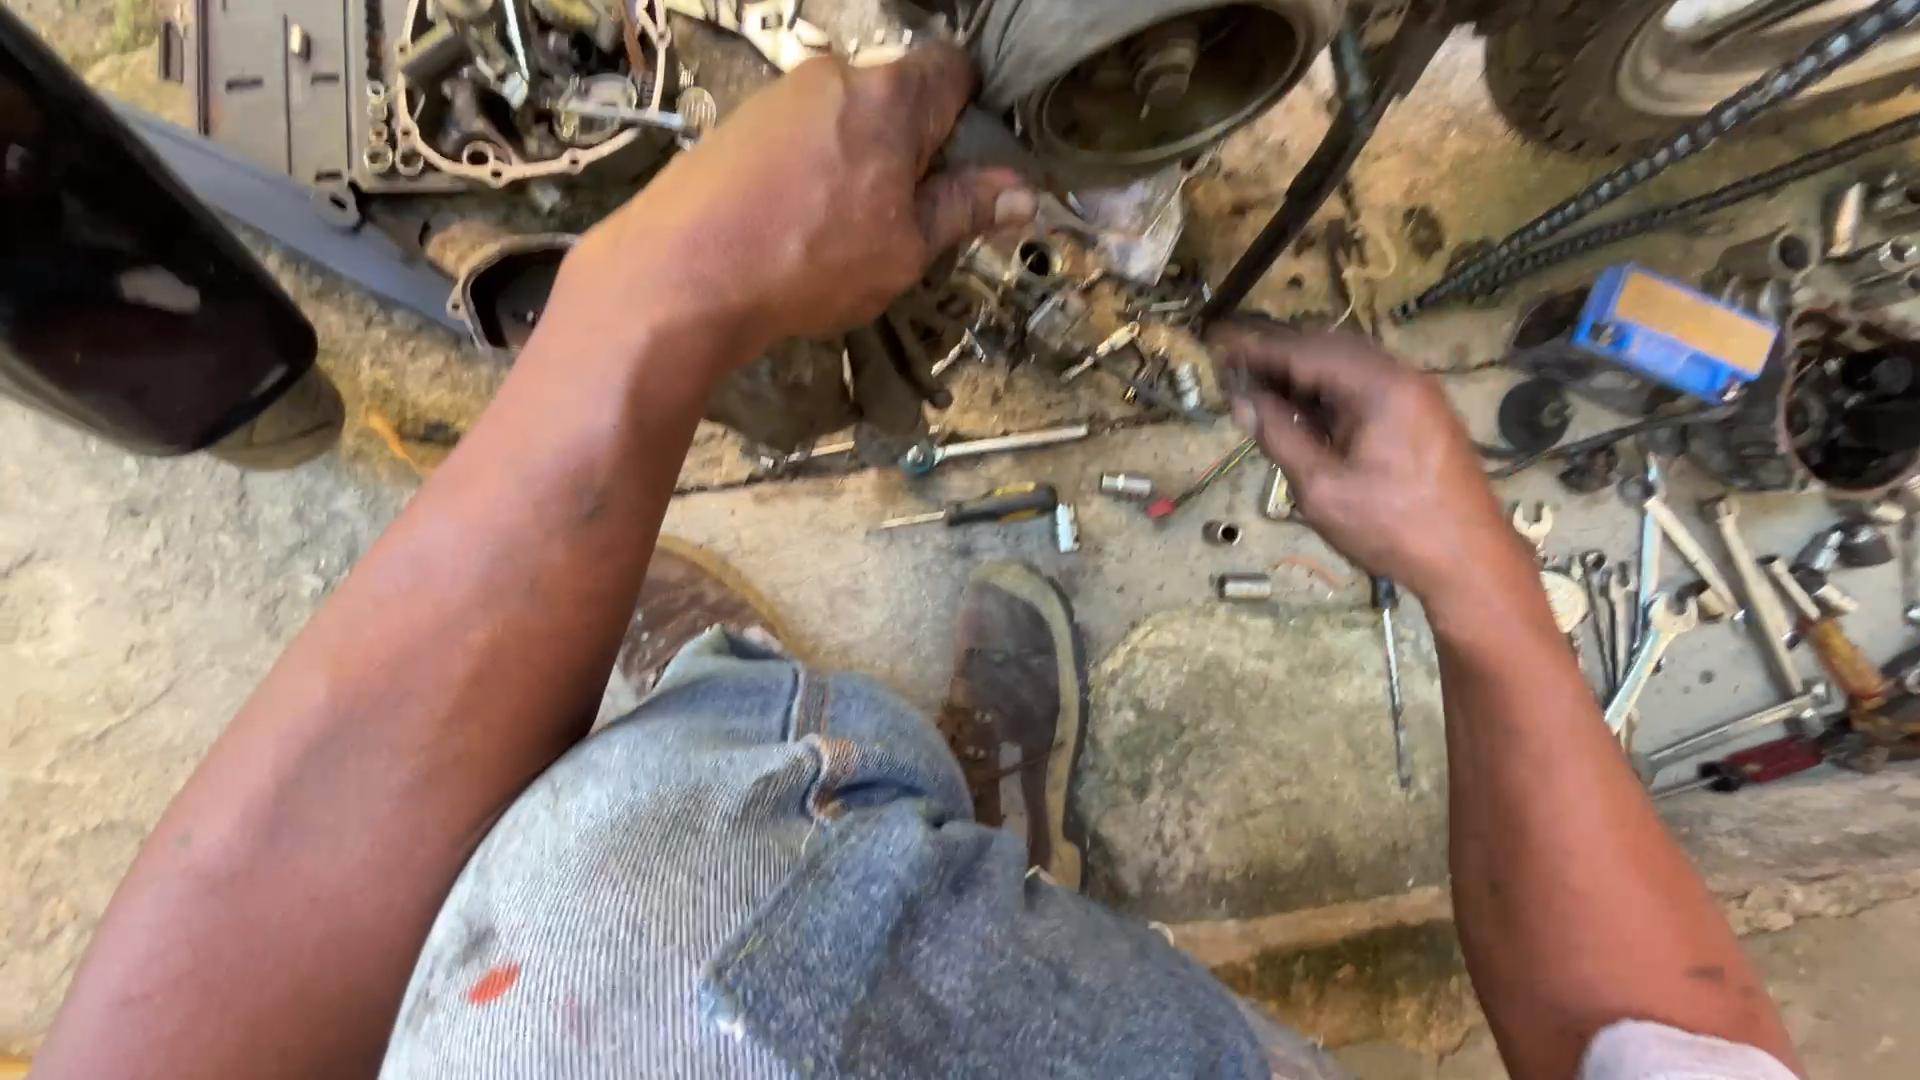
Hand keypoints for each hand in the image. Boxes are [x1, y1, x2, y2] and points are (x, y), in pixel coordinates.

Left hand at [548, 44, 1033, 364]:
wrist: (686, 274)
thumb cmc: (813, 261)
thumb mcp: (906, 249)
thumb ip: (964, 211)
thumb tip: (1024, 193)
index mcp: (890, 96)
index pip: (955, 70)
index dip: (972, 116)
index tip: (966, 170)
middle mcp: (835, 76)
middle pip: (899, 98)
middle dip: (916, 151)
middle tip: (908, 220)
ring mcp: (781, 95)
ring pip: (849, 121)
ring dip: (865, 166)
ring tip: (846, 234)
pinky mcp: (742, 124)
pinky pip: (805, 137)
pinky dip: (819, 172)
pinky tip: (801, 225)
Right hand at [1209, 323, 1524, 603]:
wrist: (1469, 562)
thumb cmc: (1391, 527)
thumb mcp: (1321, 487)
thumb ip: (1279, 437)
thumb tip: (1242, 403)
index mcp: (1379, 387)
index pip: (1305, 352)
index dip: (1258, 351)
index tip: (1220, 350)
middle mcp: (1401, 378)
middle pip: (1328, 349)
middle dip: (1278, 358)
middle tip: (1234, 373)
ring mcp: (1414, 396)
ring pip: (1345, 368)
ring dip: (1301, 376)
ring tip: (1258, 393)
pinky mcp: (1417, 416)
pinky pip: (1362, 389)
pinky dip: (1325, 394)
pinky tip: (1300, 413)